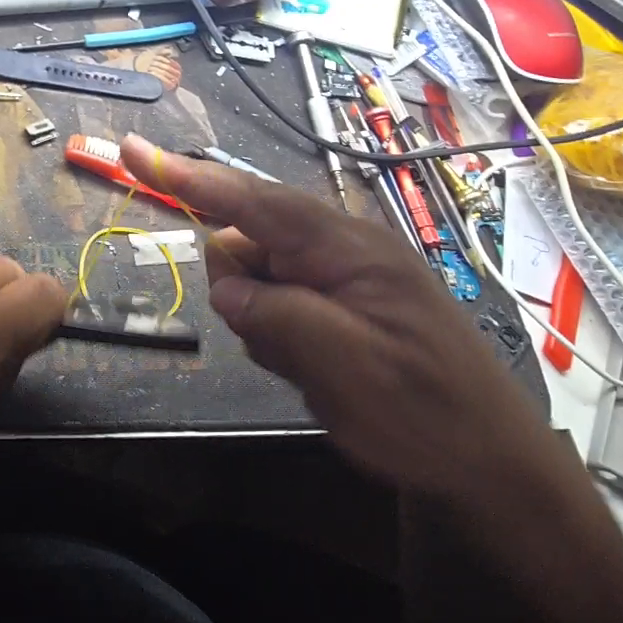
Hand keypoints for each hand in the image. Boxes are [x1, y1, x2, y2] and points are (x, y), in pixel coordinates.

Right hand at [120, 135, 563, 502]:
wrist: (490, 472)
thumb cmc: (427, 417)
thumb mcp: (347, 368)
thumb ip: (277, 315)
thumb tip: (227, 287)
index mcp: (349, 251)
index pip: (254, 202)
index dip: (189, 177)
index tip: (131, 150)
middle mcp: (341, 254)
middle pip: (246, 245)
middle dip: (240, 291)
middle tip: (280, 345)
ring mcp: (340, 283)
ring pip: (255, 283)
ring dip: (262, 326)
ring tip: (310, 369)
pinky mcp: (337, 311)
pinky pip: (274, 311)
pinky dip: (276, 340)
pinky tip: (314, 373)